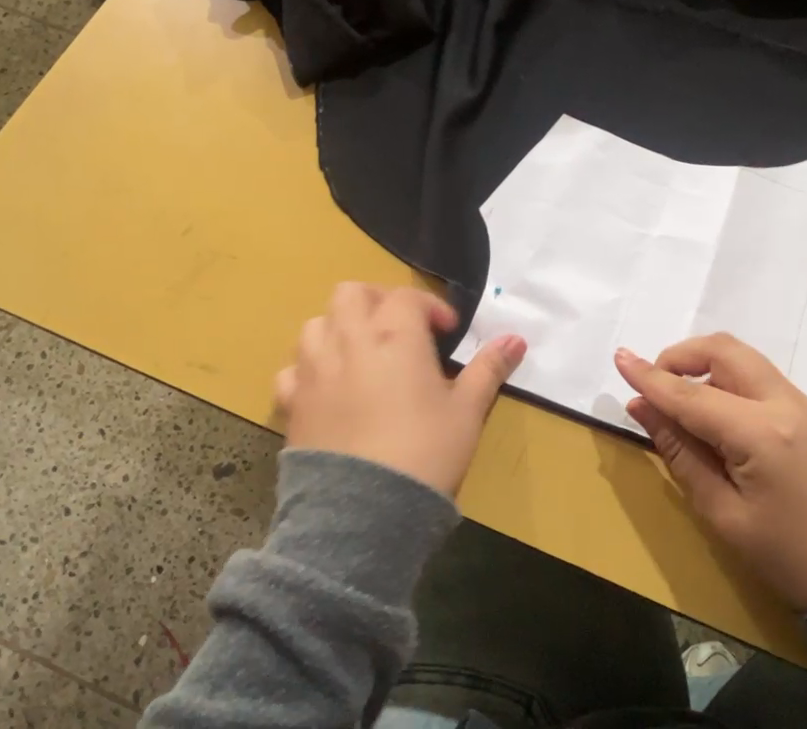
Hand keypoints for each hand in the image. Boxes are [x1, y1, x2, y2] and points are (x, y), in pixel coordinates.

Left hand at [275, 283, 526, 496]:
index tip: (448, 333)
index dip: (431, 308)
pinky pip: (291, 371)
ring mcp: (313, 370)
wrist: (364, 511)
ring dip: (339, 328)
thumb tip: (516, 339)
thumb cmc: (426, 453)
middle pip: (351, 293)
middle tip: (400, 328)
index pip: (407, 297)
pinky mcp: (290, 403)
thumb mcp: (468, 411)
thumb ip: (488, 369)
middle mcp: (348, 340)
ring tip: (361, 353)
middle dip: (376, 301)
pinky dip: (308, 370)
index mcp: (395, 335)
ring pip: (315, 324)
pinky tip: (327, 388)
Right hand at [617, 335, 806, 612]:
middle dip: (680, 356)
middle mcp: (784, 403)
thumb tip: (642, 408)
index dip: (650, 377)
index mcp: (761, 434)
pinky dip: (728, 378)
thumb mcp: (723, 514)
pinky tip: (714, 413)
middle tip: (653, 384)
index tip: (618, 357)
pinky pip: (759, 377)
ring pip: (743, 358)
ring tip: (679, 400)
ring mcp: (803, 404)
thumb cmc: (788, 558)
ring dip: (705, 364)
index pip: (692, 393)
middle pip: (724, 350)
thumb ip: (680, 454)